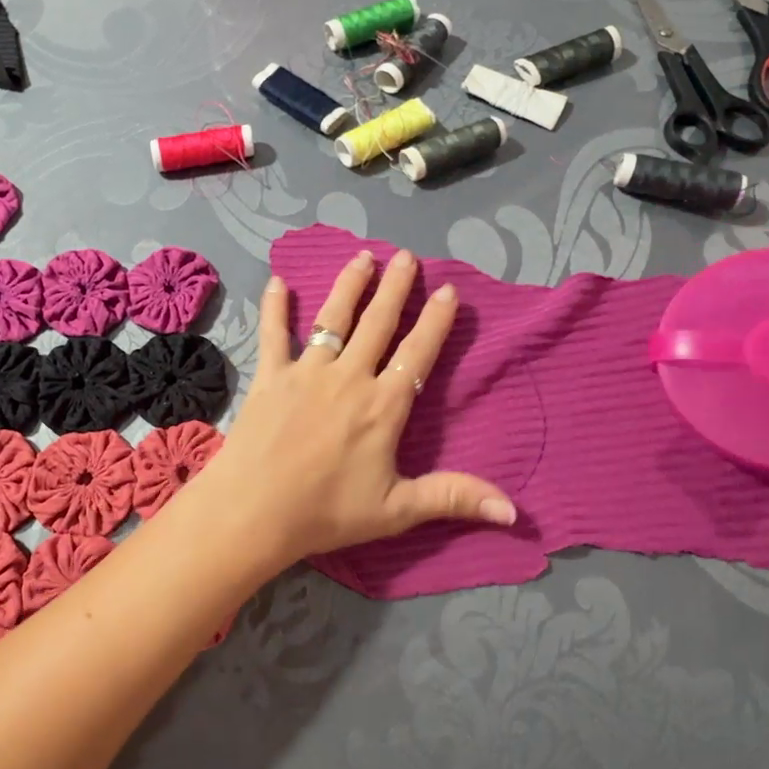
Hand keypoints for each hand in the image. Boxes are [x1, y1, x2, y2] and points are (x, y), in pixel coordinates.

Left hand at [179, 248, 515, 564]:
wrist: (254, 509)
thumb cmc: (327, 512)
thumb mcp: (397, 510)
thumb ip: (453, 497)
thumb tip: (513, 510)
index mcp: (383, 406)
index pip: (417, 354)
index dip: (435, 321)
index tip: (448, 290)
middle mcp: (348, 377)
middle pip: (377, 323)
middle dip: (395, 287)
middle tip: (407, 256)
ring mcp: (306, 372)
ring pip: (333, 318)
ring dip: (350, 285)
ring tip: (362, 256)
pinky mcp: (269, 375)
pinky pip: (273, 334)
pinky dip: (275, 307)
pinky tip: (277, 281)